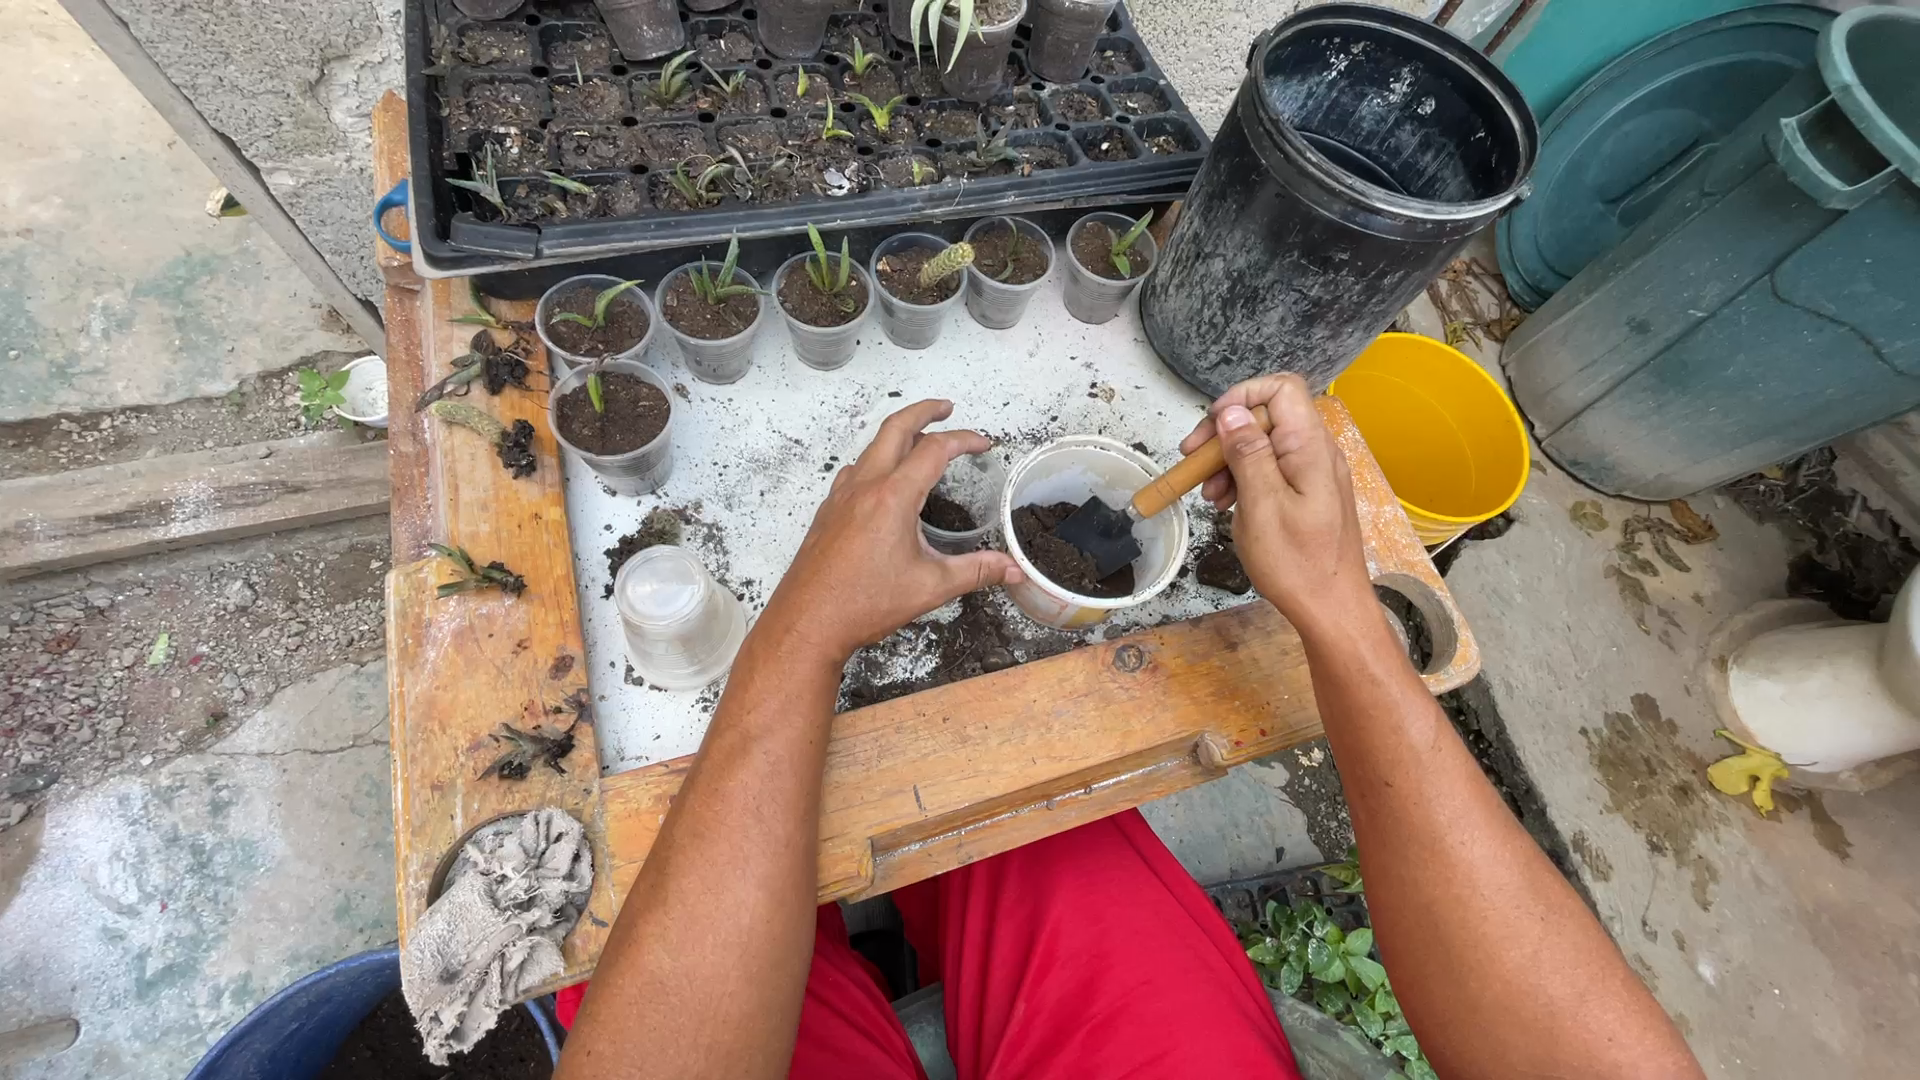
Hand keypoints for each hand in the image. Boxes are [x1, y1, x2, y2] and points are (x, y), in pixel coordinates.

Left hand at [760, 399, 1022, 662]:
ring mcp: (841, 497)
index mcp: (892, 497)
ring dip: (898, 436)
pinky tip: (884, 481)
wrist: (807, 622)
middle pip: (895, 428)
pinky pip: (854, 471)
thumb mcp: (930, 588)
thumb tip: (1012, 569)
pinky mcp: (828, 512)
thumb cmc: (864, 604)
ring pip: (871, 447)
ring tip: (920, 443)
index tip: (984, 443)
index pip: (935, 450)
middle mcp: (864, 487)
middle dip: (924, 411)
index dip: (964, 439)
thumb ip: (975, 572)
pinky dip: (876, 461)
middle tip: (946, 408)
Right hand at [1179, 375, 1373, 637]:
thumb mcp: (1261, 505)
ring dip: (1228, 461)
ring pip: (1264, 445)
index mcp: (1310, 447)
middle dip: (1225, 434)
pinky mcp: (1306, 493)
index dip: (1241, 397)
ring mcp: (1313, 473)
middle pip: (1267, 416)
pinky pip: (1270, 470)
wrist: (1330, 608)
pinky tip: (1226, 504)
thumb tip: (1231, 411)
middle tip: (1192, 460)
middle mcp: (1317, 452)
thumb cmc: (1295, 562)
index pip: (1281, 389)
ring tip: (1208, 495)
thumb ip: (1247, 454)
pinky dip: (1242, 480)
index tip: (1211, 427)